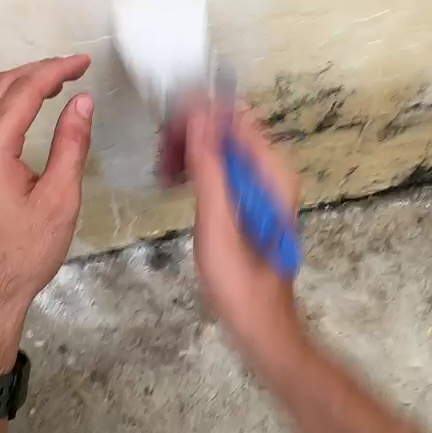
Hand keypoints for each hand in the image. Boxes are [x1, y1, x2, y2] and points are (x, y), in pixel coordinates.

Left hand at [0, 54, 94, 373]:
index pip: (24, 92)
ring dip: (16, 85)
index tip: (84, 62)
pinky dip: (0, 105)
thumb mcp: (59, 202)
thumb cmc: (21, 257)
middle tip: (73, 69)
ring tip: (52, 84)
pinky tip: (19, 111)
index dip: (56, 71)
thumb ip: (70, 145)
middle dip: (37, 71)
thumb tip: (82, 102)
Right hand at [184, 103, 306, 370]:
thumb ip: (208, 165)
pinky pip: (221, 166)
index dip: (200, 109)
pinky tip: (174, 181)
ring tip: (162, 169)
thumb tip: (197, 116)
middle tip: (159, 150)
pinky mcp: (250, 199)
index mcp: (271, 172)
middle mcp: (271, 171)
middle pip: (228, 127)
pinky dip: (196, 167)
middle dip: (191, 131)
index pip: (236, 116)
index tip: (166, 115)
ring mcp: (262, 185)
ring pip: (221, 145)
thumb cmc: (239, 280)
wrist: (259, 323)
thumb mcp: (216, 220)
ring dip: (189, 149)